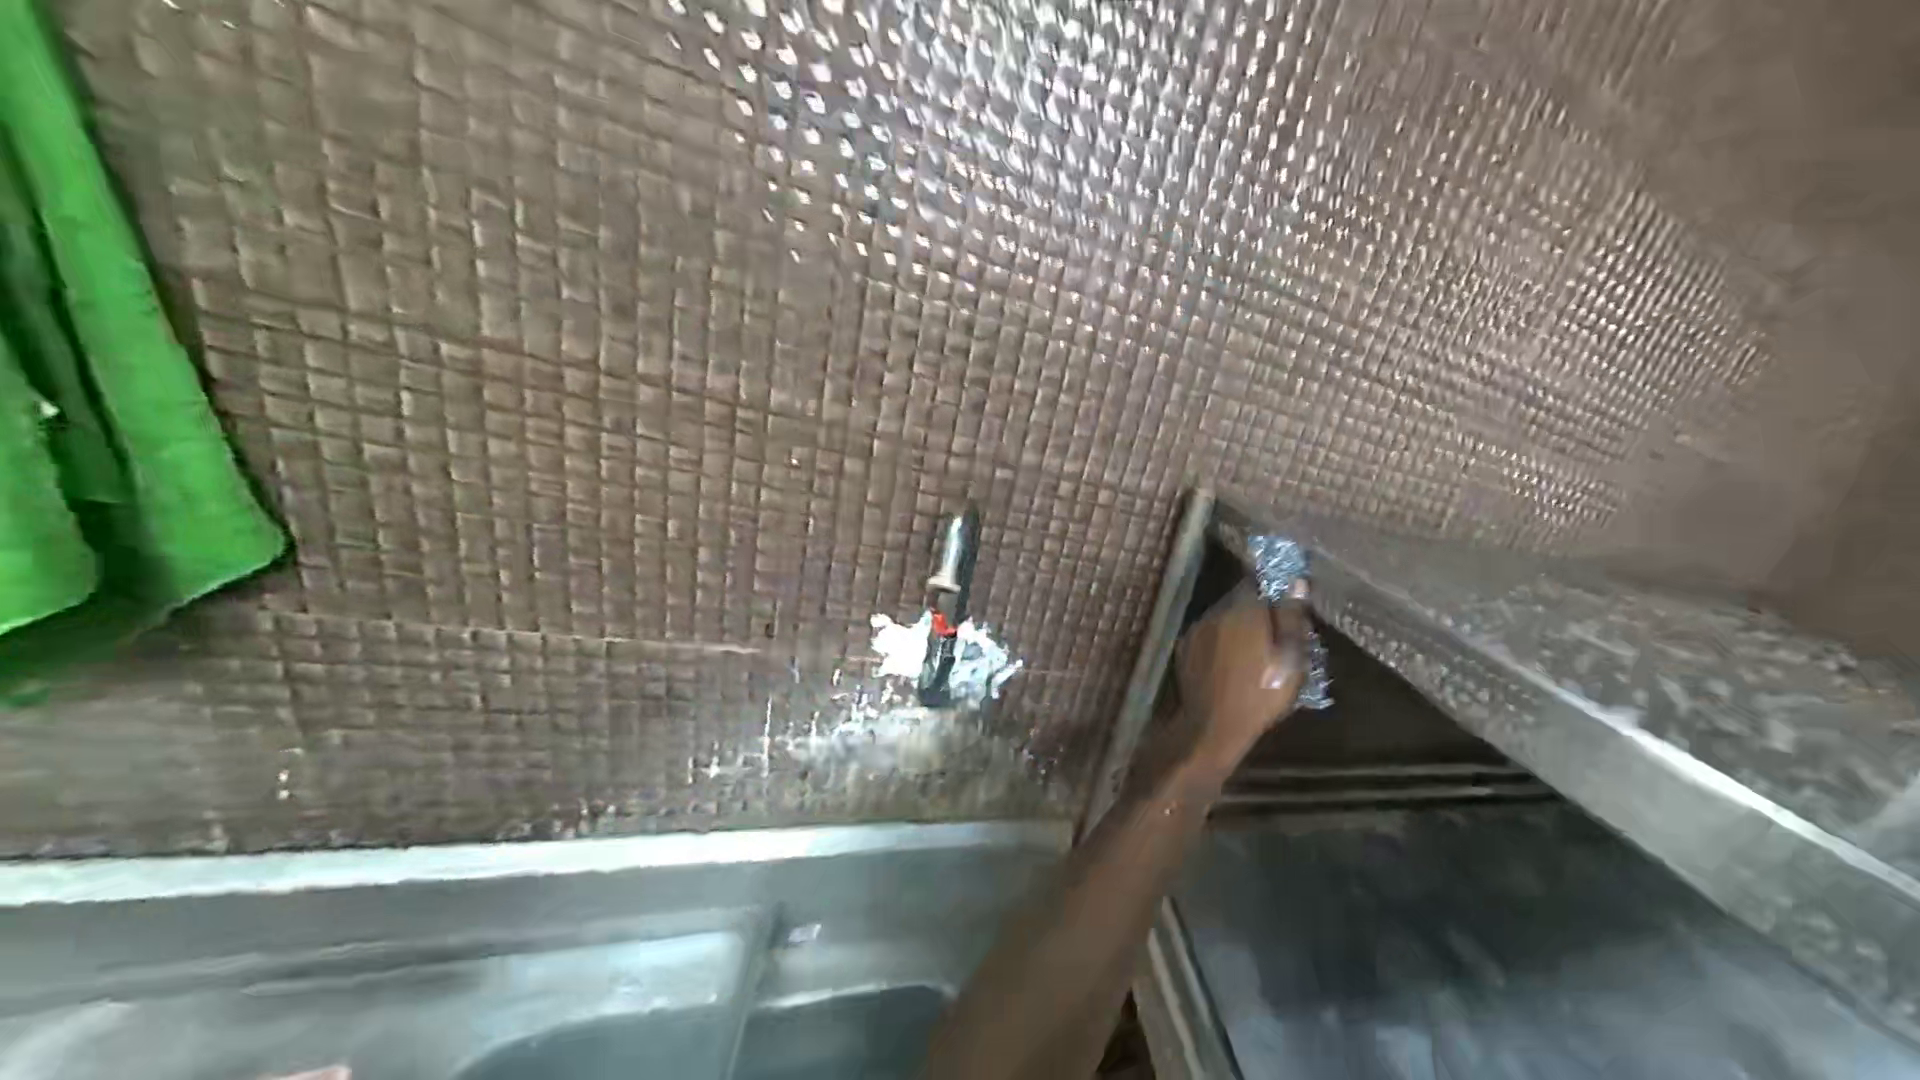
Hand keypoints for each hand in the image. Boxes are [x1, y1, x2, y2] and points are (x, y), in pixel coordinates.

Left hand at [1174, 581, 1310, 777]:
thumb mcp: (1290, 659)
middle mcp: (1215, 612)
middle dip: (1256, 611)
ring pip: (1221, 618)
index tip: (1286, 606)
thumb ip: (1293, 619)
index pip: (1258, 582)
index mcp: (1243, 610)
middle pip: (1239, 600)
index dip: (1273, 591)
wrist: (1213, 725)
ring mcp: (1195, 630)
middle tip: (1273, 634)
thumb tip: (1297, 582)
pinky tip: (1229, 660)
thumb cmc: (1261, 693)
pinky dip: (1219, 641)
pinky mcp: (1184, 648)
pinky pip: (1207, 635)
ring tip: (1252, 650)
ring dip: (1236, 626)